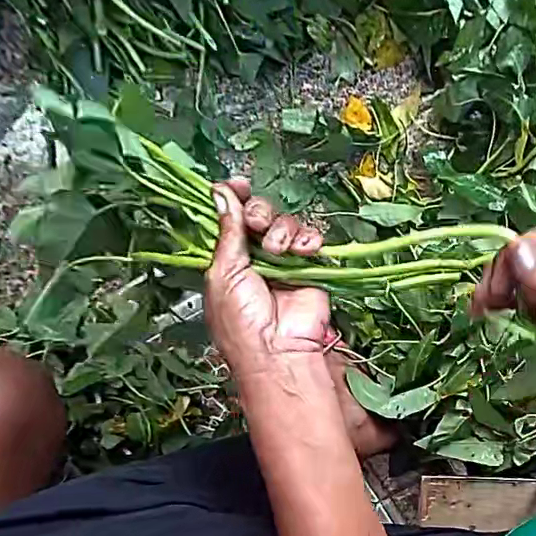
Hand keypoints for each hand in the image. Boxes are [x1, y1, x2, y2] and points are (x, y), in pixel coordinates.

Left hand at [205, 179, 331, 388]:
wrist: (280, 349)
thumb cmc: (243, 322)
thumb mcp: (224, 272)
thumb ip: (229, 232)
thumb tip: (222, 194)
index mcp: (229, 258)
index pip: (234, 218)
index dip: (237, 199)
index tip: (239, 185)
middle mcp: (258, 257)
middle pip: (262, 215)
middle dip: (261, 214)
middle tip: (259, 227)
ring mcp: (287, 263)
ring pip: (287, 225)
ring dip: (283, 231)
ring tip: (280, 251)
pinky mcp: (313, 270)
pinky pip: (313, 242)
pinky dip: (310, 240)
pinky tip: (304, 250)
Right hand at [470, 232, 535, 409]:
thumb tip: (517, 248)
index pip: (533, 244)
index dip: (508, 263)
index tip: (494, 295)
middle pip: (524, 262)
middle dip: (501, 282)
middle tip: (483, 310)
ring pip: (524, 284)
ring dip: (504, 299)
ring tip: (490, 319)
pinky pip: (530, 306)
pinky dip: (515, 314)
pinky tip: (505, 326)